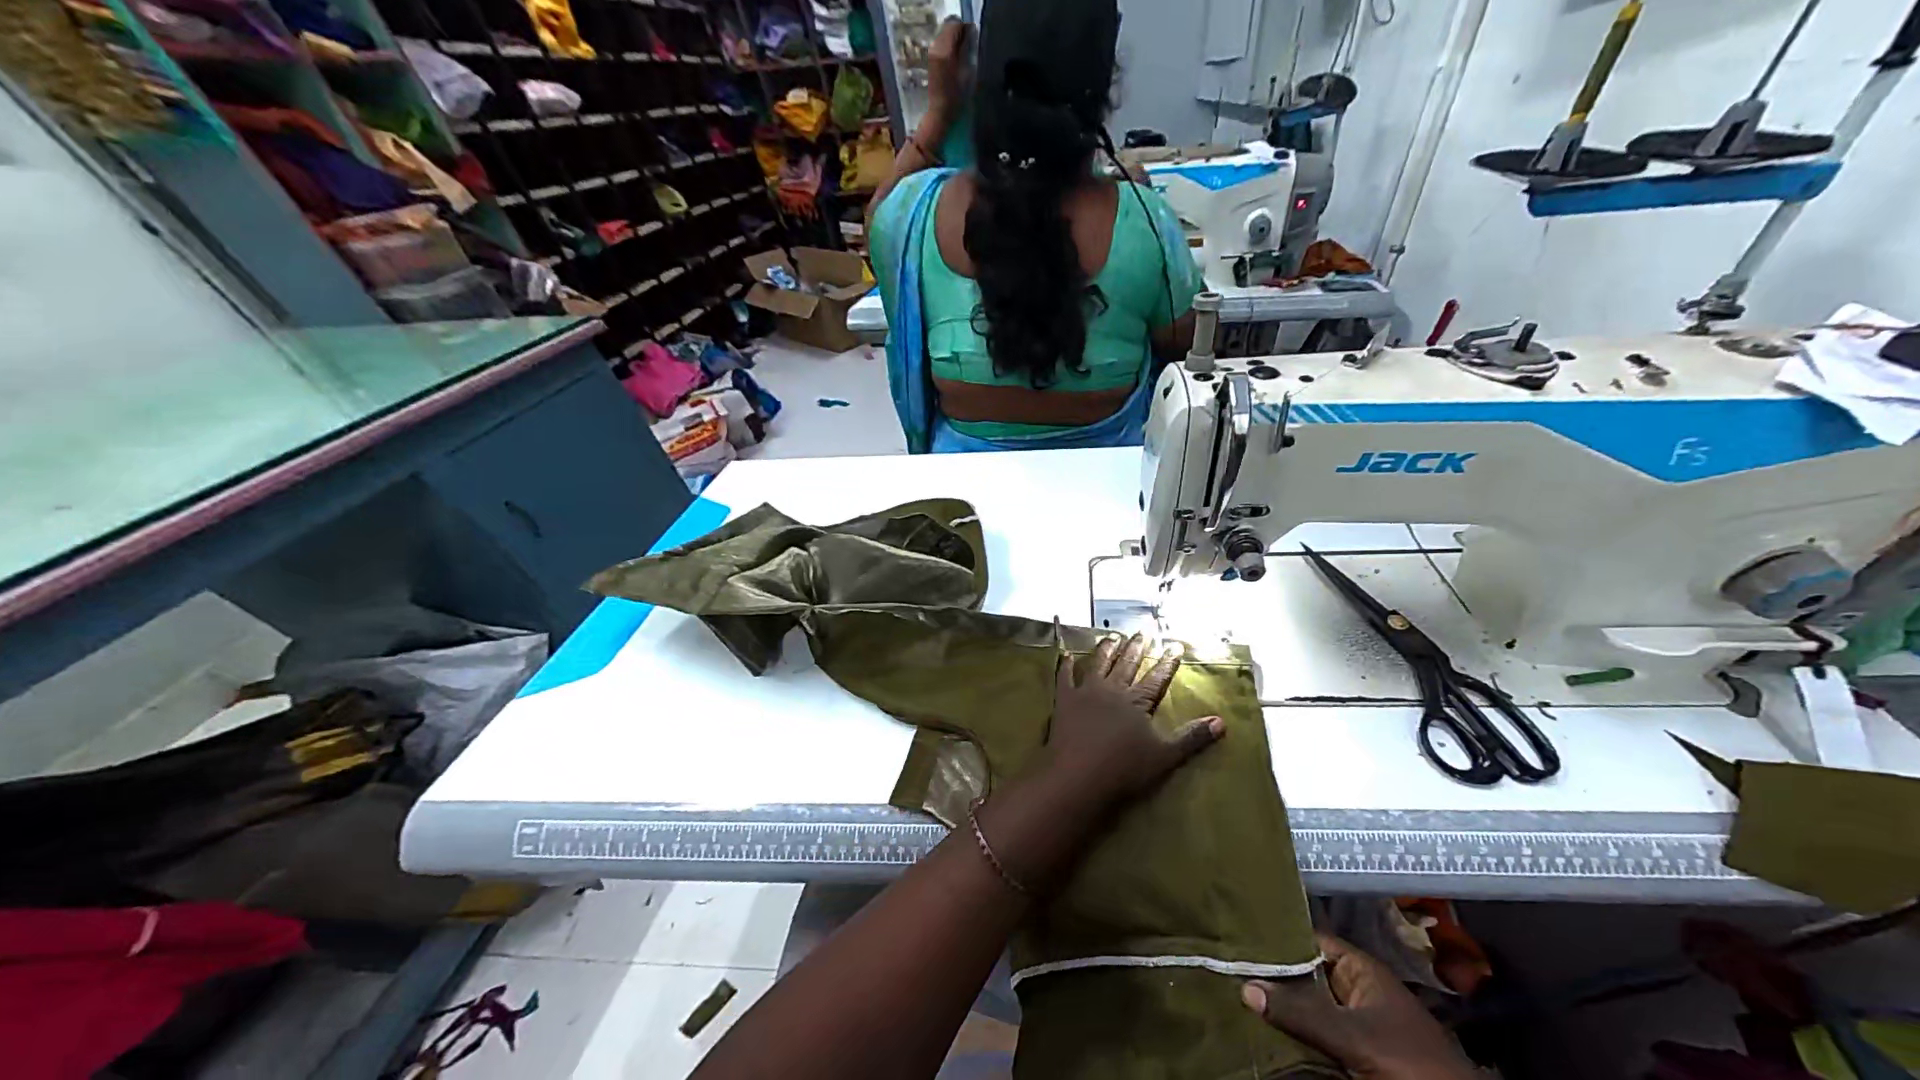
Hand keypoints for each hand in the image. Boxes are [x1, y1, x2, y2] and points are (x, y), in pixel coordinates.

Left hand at [925, 17, 969, 121]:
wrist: (939, 112)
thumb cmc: (956, 98)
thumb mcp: (967, 73)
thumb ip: (968, 50)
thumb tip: (970, 34)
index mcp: (945, 50)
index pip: (955, 25)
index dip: (965, 28)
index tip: (973, 37)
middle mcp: (936, 47)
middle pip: (948, 27)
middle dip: (959, 32)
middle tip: (968, 44)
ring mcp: (931, 53)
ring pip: (943, 34)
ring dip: (953, 39)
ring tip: (961, 51)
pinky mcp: (930, 59)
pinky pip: (940, 43)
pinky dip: (947, 45)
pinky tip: (953, 58)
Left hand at [1043, 631, 1223, 808]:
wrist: (1078, 775)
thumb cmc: (1124, 768)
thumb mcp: (1165, 755)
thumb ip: (1192, 737)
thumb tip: (1221, 721)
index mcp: (1137, 701)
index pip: (1157, 677)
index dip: (1168, 662)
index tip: (1176, 645)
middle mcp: (1112, 689)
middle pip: (1127, 664)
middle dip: (1136, 648)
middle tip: (1142, 632)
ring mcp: (1086, 692)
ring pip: (1098, 664)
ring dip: (1106, 649)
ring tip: (1112, 636)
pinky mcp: (1064, 700)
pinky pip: (1064, 677)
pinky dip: (1065, 665)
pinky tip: (1067, 655)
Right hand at [1243, 935, 1479, 1079]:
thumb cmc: (1414, 1066)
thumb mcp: (1358, 1037)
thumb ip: (1304, 1011)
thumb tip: (1245, 986)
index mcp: (1361, 973)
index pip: (1308, 939)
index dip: (1274, 935)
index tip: (1235, 932)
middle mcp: (1352, 994)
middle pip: (1301, 976)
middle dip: (1268, 975)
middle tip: (1224, 965)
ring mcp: (1351, 1028)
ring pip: (1303, 1010)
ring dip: (1274, 1008)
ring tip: (1230, 993)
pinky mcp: (1349, 1058)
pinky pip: (1309, 1040)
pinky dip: (1286, 1037)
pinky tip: (1256, 1031)